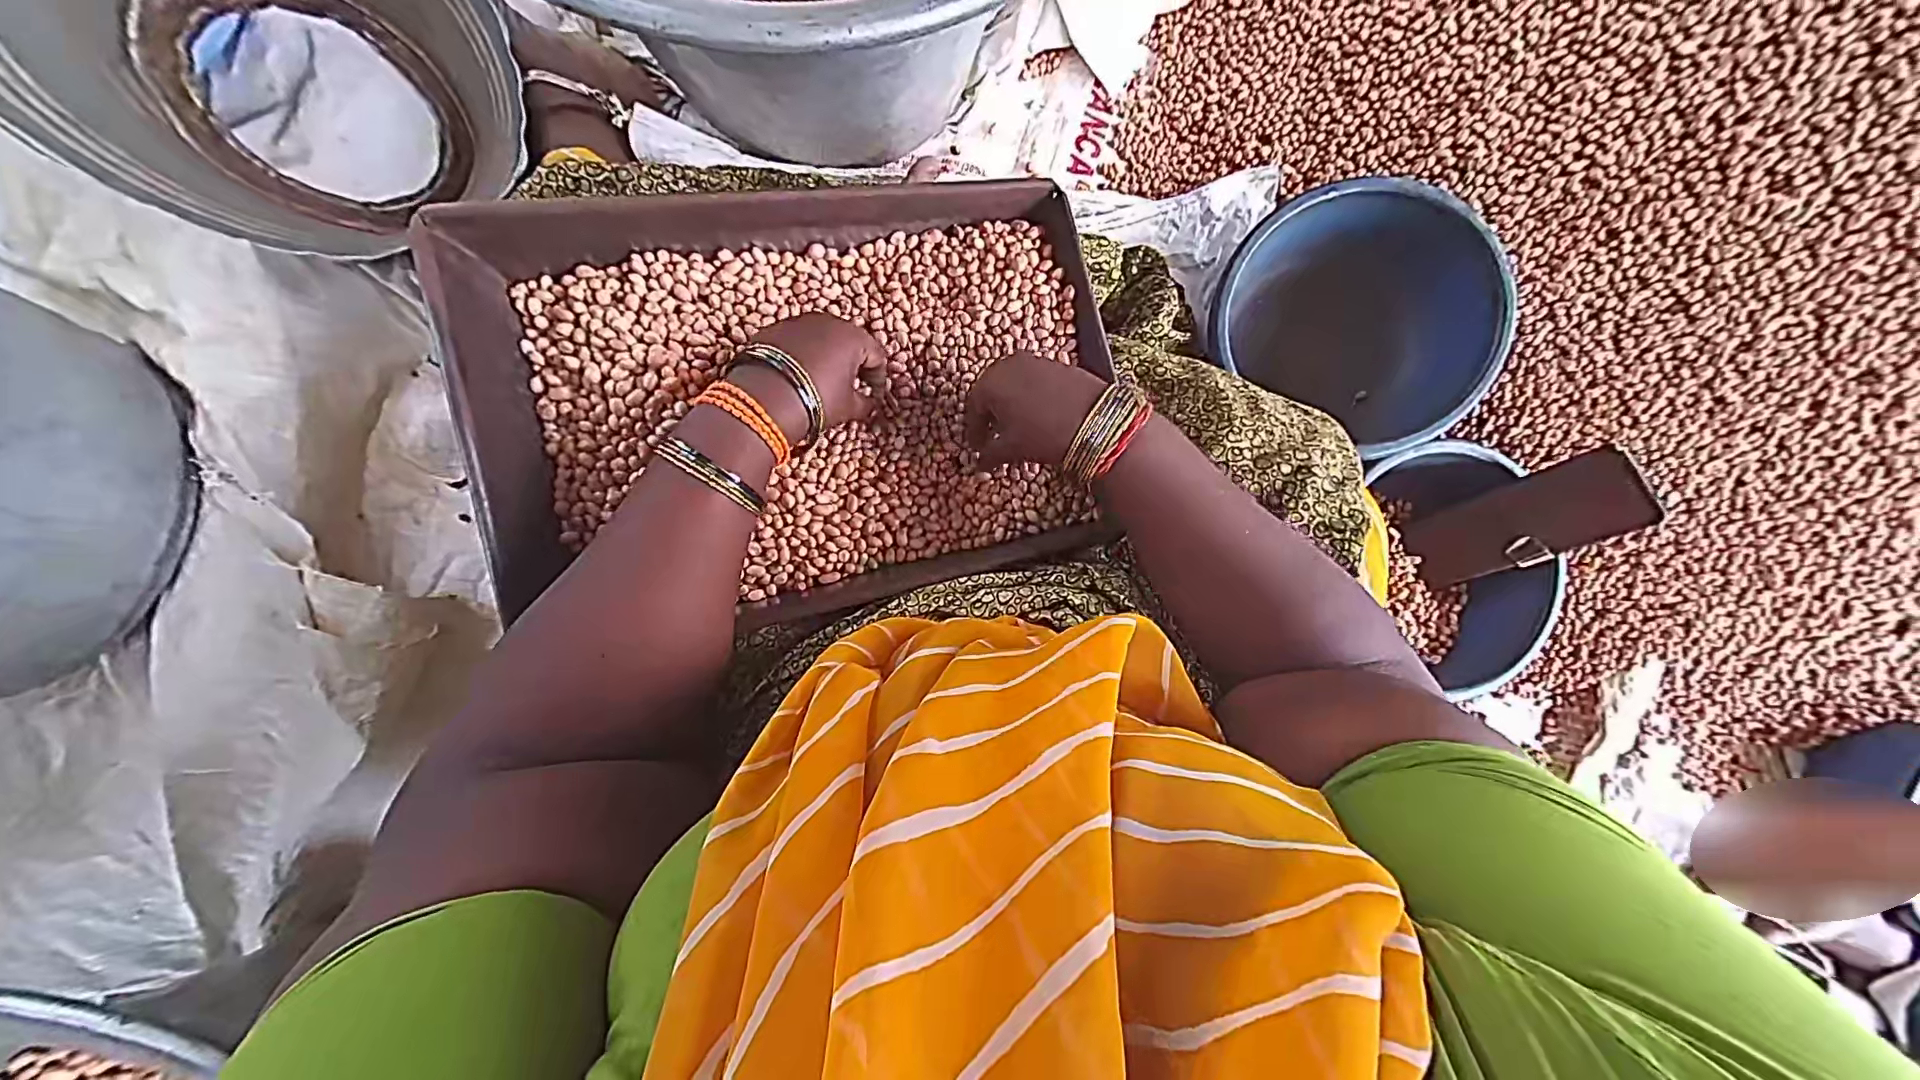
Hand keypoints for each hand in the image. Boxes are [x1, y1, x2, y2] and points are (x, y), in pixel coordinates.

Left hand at [739, 313, 887, 441]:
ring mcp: (798, 322)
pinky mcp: (774, 329)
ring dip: (827, 357)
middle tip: (852, 386)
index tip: (874, 394)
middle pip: (849, 342)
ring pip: (822, 338)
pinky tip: (799, 376)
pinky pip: (797, 342)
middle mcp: (828, 321)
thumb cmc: (816, 400)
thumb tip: (868, 403)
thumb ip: (864, 403)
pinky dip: (802, 356)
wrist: (767, 399)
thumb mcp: (848, 407)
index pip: (877, 355)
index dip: (878, 378)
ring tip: (823, 382)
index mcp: (853, 337)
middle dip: (852, 364)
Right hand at [963, 352, 1106, 469]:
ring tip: (1018, 429)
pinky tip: (1040, 417)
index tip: (978, 448)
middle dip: (991, 416)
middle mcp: (1008, 364)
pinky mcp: (1058, 364)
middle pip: (992, 392)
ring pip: (1014, 385)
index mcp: (989, 382)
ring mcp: (1035, 361)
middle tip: (995, 438)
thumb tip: (980, 463)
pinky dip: (1031, 397)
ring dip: (1011, 406)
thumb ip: (989, 455)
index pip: (973, 408)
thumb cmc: (1042, 434)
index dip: (974, 431)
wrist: (1094, 421)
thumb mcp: (1010, 449)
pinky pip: (1035, 381)